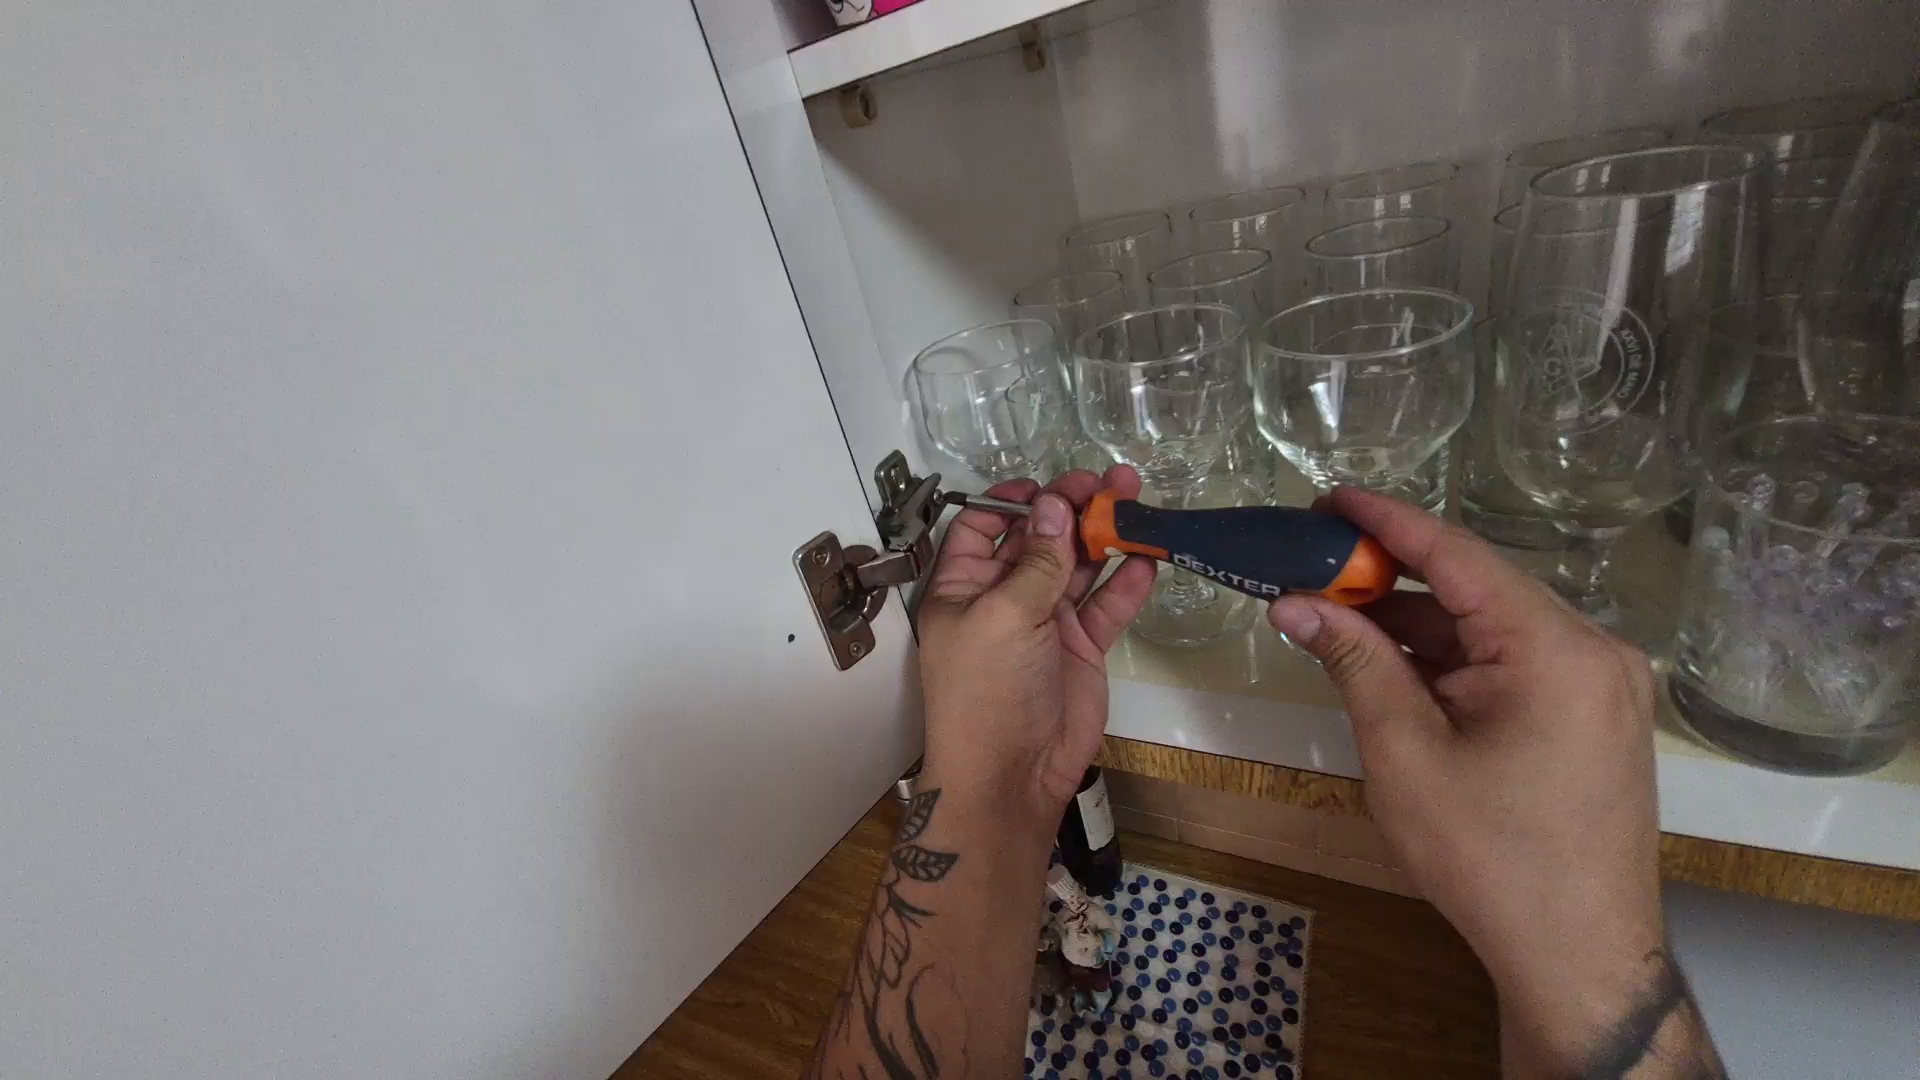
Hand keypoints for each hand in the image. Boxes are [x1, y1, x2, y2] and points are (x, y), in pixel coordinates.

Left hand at [915, 466, 1156, 829]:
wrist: (1013, 775)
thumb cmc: (987, 692)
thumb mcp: (1003, 617)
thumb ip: (1036, 562)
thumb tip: (1054, 503)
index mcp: (964, 586)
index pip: (982, 528)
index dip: (1009, 502)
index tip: (1045, 485)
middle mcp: (1003, 597)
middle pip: (1038, 539)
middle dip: (1070, 509)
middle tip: (1107, 482)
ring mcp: (1044, 621)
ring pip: (1076, 566)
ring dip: (1104, 536)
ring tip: (1135, 501)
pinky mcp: (1081, 645)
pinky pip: (1105, 605)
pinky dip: (1126, 584)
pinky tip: (1148, 559)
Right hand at [1266, 488, 1671, 1070]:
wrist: (1573, 955)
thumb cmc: (1485, 851)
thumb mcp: (1403, 749)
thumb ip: (1353, 660)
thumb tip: (1289, 602)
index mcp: (1554, 650)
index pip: (1457, 556)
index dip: (1386, 520)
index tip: (1329, 497)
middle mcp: (1588, 649)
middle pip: (1469, 586)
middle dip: (1386, 574)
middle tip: (1312, 561)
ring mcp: (1590, 681)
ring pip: (1479, 623)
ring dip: (1406, 619)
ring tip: (1330, 612)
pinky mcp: (1579, 710)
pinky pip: (1497, 658)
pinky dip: (1436, 654)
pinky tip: (1380, 658)